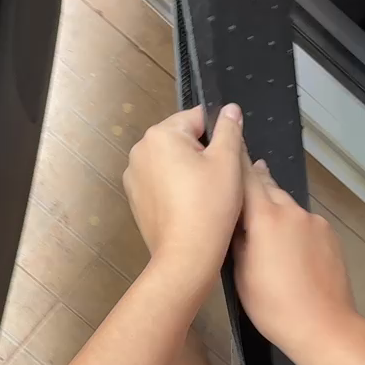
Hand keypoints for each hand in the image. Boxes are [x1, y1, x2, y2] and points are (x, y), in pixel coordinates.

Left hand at [123, 104, 245, 285]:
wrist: (187, 255)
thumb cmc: (209, 206)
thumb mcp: (228, 161)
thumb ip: (229, 129)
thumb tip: (230, 109)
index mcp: (161, 135)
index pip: (197, 118)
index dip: (218, 136)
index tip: (227, 159)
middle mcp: (140, 150)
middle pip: (182, 139)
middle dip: (202, 154)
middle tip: (219, 180)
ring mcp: (134, 176)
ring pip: (172, 162)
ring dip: (189, 171)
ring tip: (205, 195)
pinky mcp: (136, 198)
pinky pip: (162, 183)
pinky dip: (176, 189)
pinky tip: (190, 207)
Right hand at [232, 158, 363, 361]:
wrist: (325, 326)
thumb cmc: (273, 305)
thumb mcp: (241, 273)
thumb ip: (237, 238)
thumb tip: (236, 220)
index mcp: (265, 218)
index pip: (246, 177)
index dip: (236, 160)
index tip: (228, 144)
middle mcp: (292, 211)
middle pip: (269, 188)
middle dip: (254, 185)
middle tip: (239, 184)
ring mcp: (315, 222)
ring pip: (288, 207)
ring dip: (274, 211)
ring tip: (263, 230)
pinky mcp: (330, 235)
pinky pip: (305, 223)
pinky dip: (293, 228)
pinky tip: (288, 250)